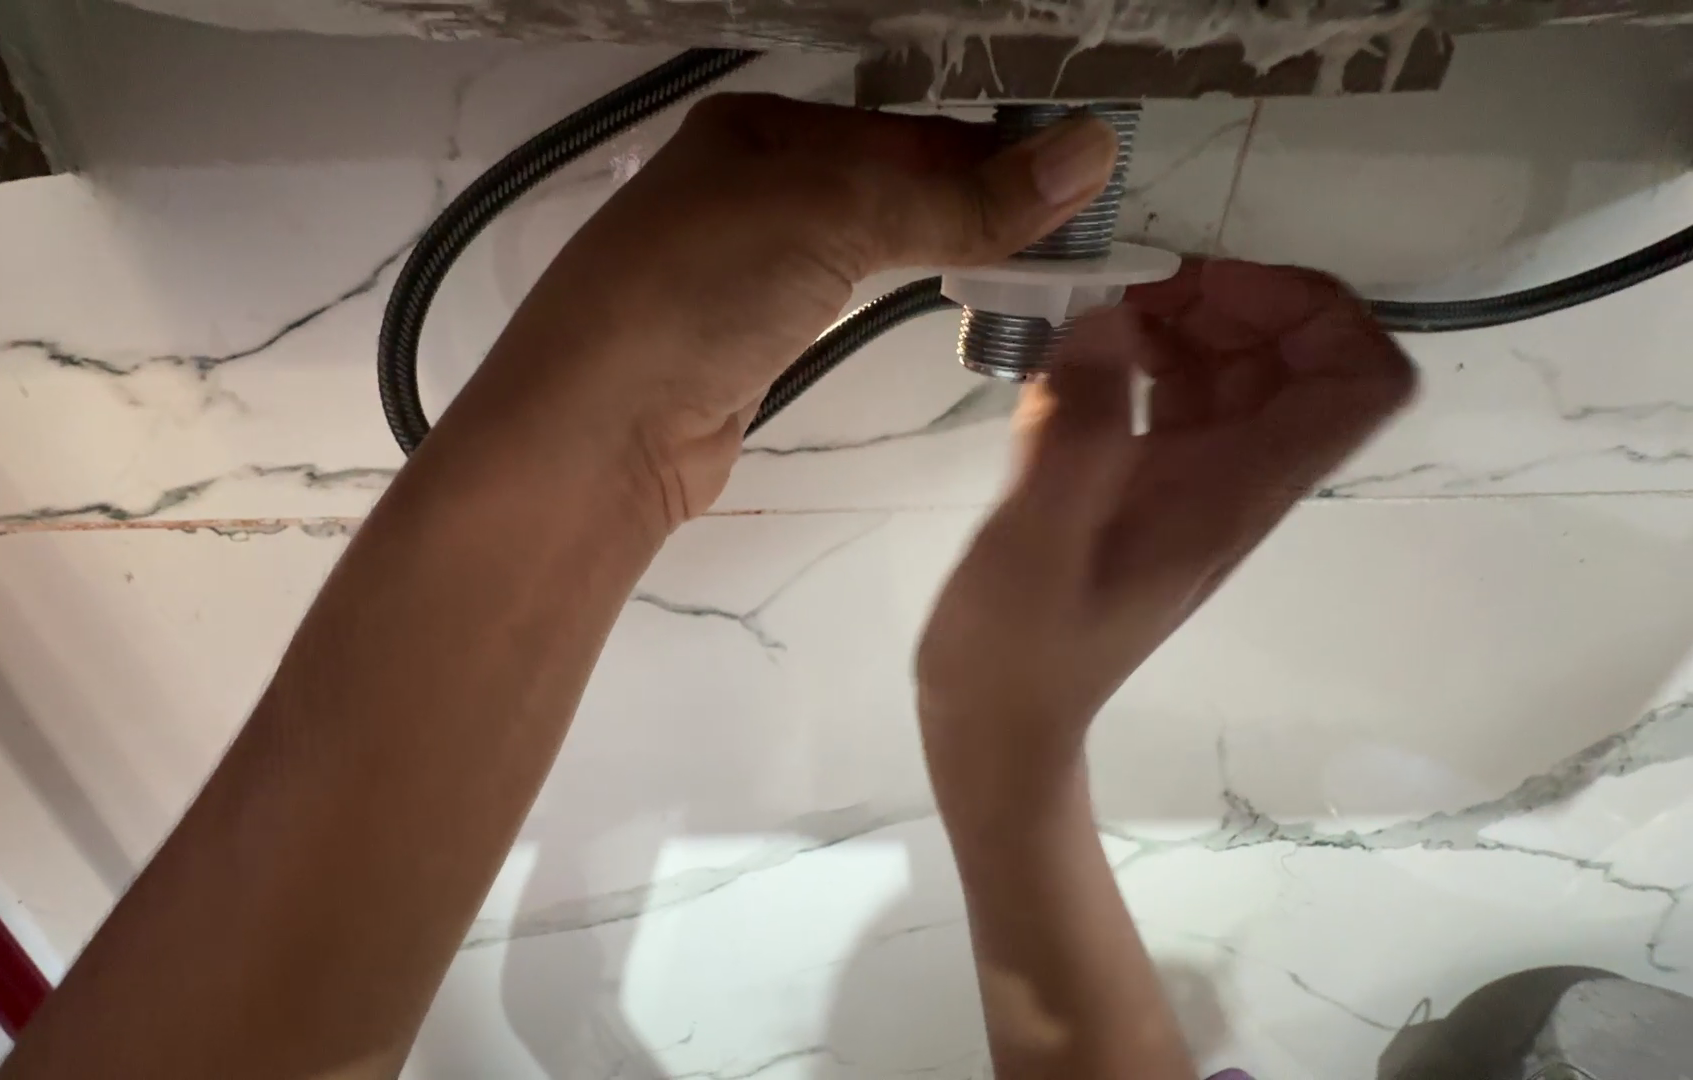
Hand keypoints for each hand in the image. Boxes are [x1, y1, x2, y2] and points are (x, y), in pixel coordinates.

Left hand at [455, 93, 1120, 528]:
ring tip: (1035, 261)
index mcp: (758, 134)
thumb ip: (951, 195)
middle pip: (891, 182)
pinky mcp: (756, 339)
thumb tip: (1088, 152)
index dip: (992, 146)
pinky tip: (952, 291)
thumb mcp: (825, 218)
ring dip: (948, 245)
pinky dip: (903, 290)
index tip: (1080, 172)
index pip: (902, 127)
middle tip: (1072, 227)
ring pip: (873, 241)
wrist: (605, 428)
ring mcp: (751, 270)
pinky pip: (848, 296)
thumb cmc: (701, 293)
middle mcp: (752, 191)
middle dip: (978, 198)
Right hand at [915, 259, 1415, 836]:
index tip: (1195, 289)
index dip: (1306, 311)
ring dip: (1177, 330)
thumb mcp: (1034, 548)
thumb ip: (1074, 438)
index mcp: (1228, 496)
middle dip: (1226, 305)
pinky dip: (1133, 367)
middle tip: (1123, 293)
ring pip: (1227, 382)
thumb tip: (1103, 320)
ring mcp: (1178, 495)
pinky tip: (1067, 369)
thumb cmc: (1015, 654)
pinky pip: (1164, 408)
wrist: (997, 725)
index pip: (1353, 383)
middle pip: (1294, 365)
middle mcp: (1223, 487)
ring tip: (1089, 317)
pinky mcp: (1130, 500)